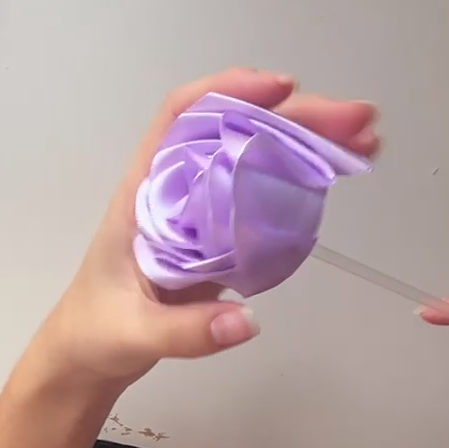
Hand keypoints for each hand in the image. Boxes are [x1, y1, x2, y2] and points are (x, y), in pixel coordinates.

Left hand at [30, 68, 380, 389]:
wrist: (87, 357)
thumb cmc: (96, 334)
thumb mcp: (134, 334)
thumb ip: (186, 332)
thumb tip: (248, 321)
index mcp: (143, 195)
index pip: (182, 118)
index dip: (230, 92)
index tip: (282, 89)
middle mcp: (173, 193)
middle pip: (235, 134)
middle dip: (295, 119)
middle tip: (357, 123)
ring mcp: (196, 216)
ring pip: (253, 161)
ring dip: (305, 146)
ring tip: (361, 145)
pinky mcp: (213, 242)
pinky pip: (257, 201)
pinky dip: (296, 187)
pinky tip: (330, 182)